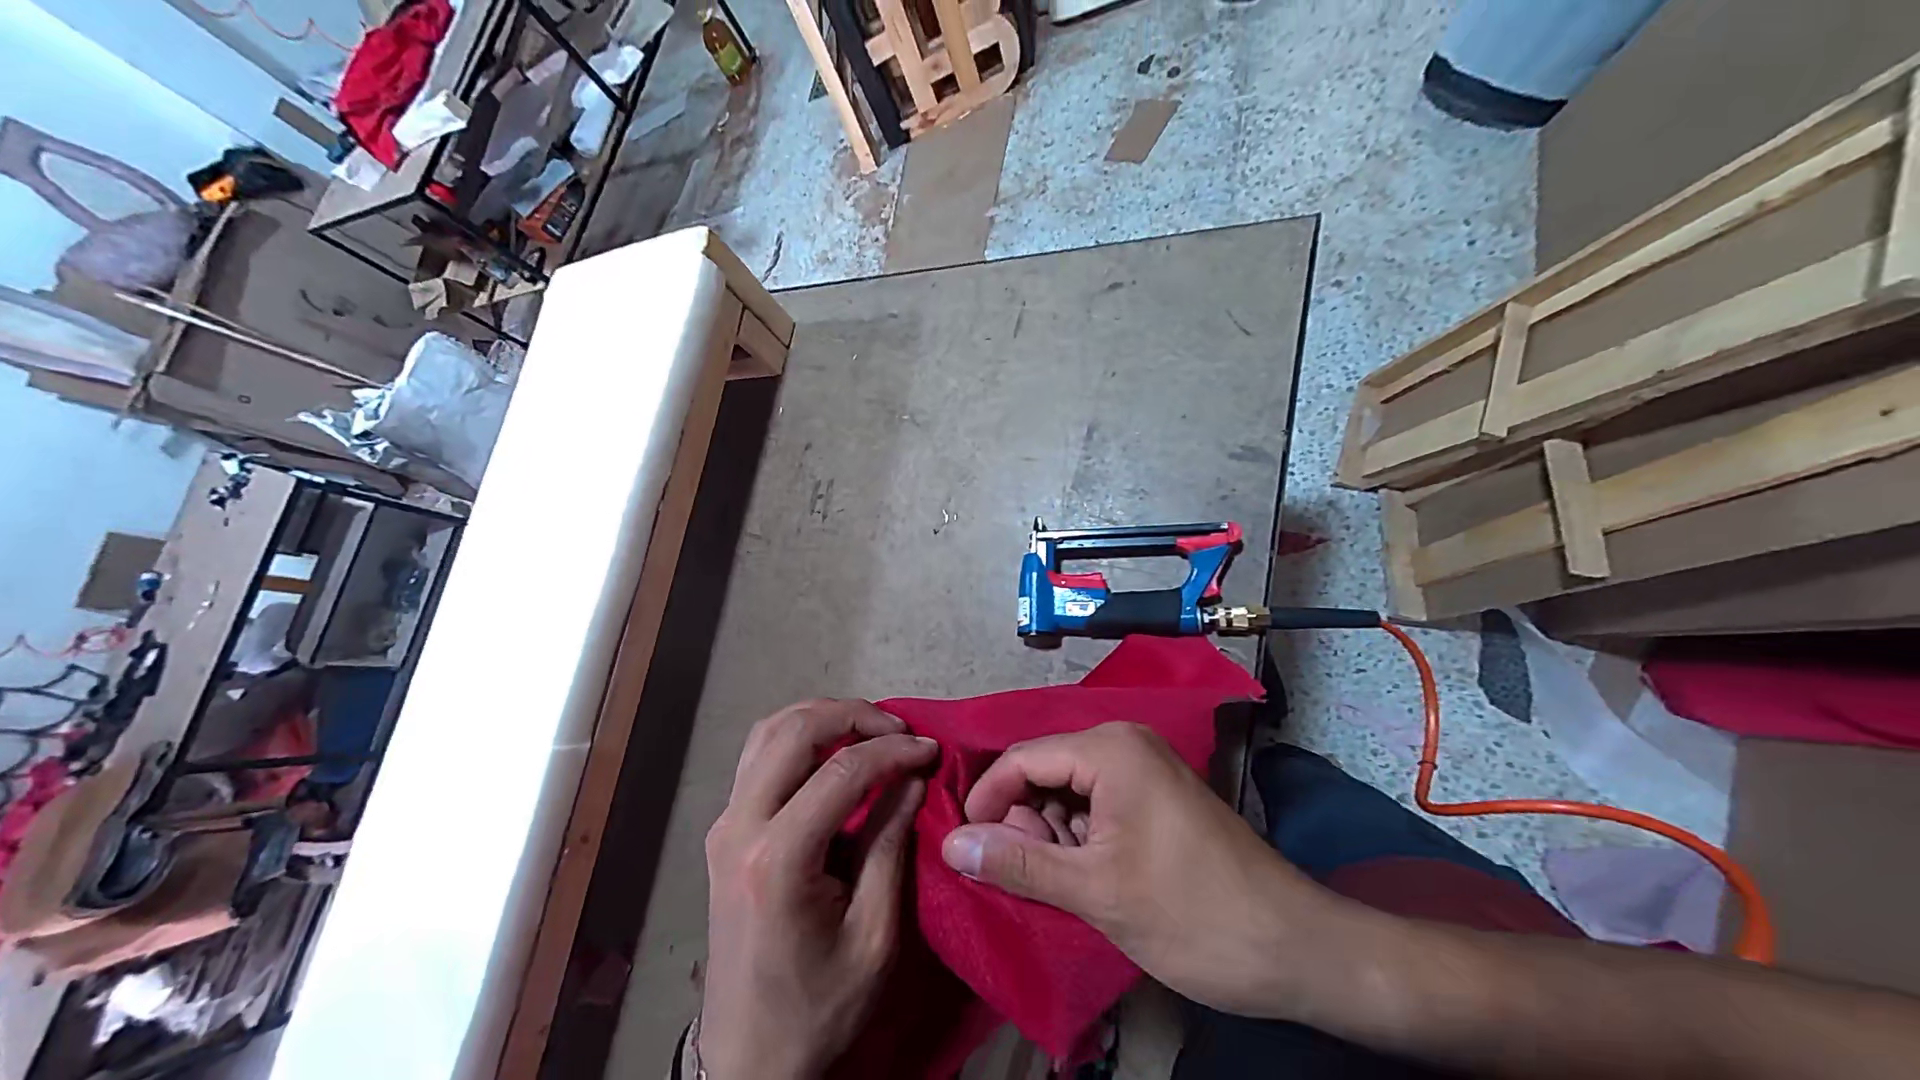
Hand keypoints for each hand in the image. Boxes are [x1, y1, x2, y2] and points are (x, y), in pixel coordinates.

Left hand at [701, 699, 938, 1079]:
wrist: (748, 1059)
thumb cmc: (819, 1007)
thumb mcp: (874, 934)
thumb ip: (891, 844)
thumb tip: (912, 777)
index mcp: (777, 860)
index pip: (841, 771)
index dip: (892, 750)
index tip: (929, 749)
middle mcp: (738, 828)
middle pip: (793, 732)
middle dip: (853, 715)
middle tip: (899, 729)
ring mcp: (723, 825)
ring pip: (767, 732)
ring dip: (822, 718)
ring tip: (871, 730)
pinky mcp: (723, 830)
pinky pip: (757, 757)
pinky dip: (798, 737)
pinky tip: (832, 749)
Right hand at [940, 722, 1350, 1016]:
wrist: (1295, 948)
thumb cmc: (1191, 913)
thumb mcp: (1095, 891)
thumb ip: (1016, 864)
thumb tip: (950, 846)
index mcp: (1110, 748)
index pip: (1022, 759)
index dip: (987, 801)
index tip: (964, 848)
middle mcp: (1124, 744)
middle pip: (1043, 773)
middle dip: (1024, 824)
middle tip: (1026, 879)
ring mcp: (1143, 768)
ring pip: (1066, 793)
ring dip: (1050, 837)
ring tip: (1064, 887)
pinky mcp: (1154, 796)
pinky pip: (1094, 806)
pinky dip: (1078, 840)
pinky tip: (1087, 879)